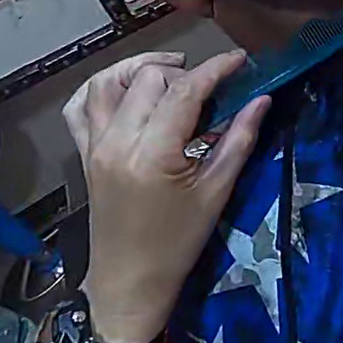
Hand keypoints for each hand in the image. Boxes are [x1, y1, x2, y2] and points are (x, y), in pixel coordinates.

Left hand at [62, 51, 270, 342]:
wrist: (130, 282)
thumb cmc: (179, 241)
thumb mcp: (217, 191)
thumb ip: (240, 139)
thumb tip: (262, 99)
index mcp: (152, 154)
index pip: (184, 91)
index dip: (216, 68)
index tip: (240, 59)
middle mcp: (116, 141)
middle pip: (148, 78)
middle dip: (185, 73)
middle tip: (212, 89)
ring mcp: (94, 146)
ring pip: (107, 82)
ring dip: (142, 69)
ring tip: (172, 74)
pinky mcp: (84, 153)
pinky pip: (79, 107)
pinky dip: (102, 89)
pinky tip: (128, 90)